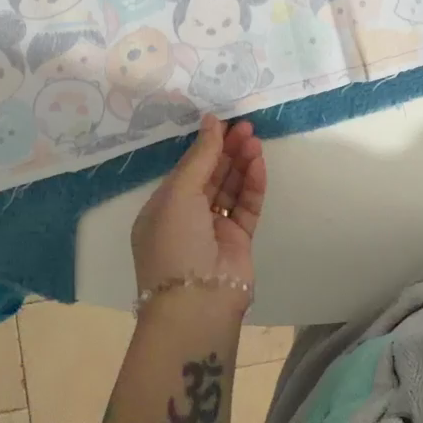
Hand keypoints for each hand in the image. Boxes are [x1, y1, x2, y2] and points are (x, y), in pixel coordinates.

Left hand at [130, 115, 266, 307]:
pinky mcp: (239, 241)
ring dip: (241, 163)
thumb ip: (200, 156)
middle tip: (246, 126)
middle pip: (211, 176)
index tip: (225, 121)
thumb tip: (211, 120)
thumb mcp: (179, 194)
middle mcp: (187, 218)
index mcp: (163, 209)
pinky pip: (247, 206)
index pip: (187, 169)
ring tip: (255, 139)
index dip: (205, 145)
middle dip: (227, 150)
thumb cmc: (175, 243)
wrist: (197, 302)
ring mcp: (214, 230)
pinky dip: (253, 184)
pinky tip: (259, 163)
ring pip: (231, 189)